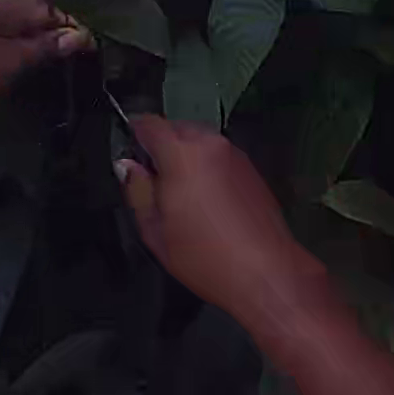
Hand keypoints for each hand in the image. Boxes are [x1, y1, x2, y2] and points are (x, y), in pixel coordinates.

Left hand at [0, 0, 91, 124]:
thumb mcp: (14, 62)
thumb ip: (48, 45)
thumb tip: (81, 35)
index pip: (46, 5)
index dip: (69, 21)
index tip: (89, 41)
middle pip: (36, 10)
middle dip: (59, 26)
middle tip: (79, 47)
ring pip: (26, 24)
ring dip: (46, 36)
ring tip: (65, 53)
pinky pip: (15, 36)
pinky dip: (32, 44)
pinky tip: (41, 57)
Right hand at [116, 116, 331, 331]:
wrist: (265, 271)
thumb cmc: (207, 257)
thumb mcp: (155, 230)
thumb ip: (137, 190)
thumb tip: (128, 167)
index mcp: (181, 154)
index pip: (150, 124)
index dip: (135, 131)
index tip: (129, 146)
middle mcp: (209, 144)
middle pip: (176, 129)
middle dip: (162, 147)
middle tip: (154, 181)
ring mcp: (232, 152)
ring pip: (198, 140)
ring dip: (185, 155)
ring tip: (182, 195)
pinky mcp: (249, 165)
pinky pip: (218, 154)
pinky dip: (207, 165)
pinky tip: (207, 200)